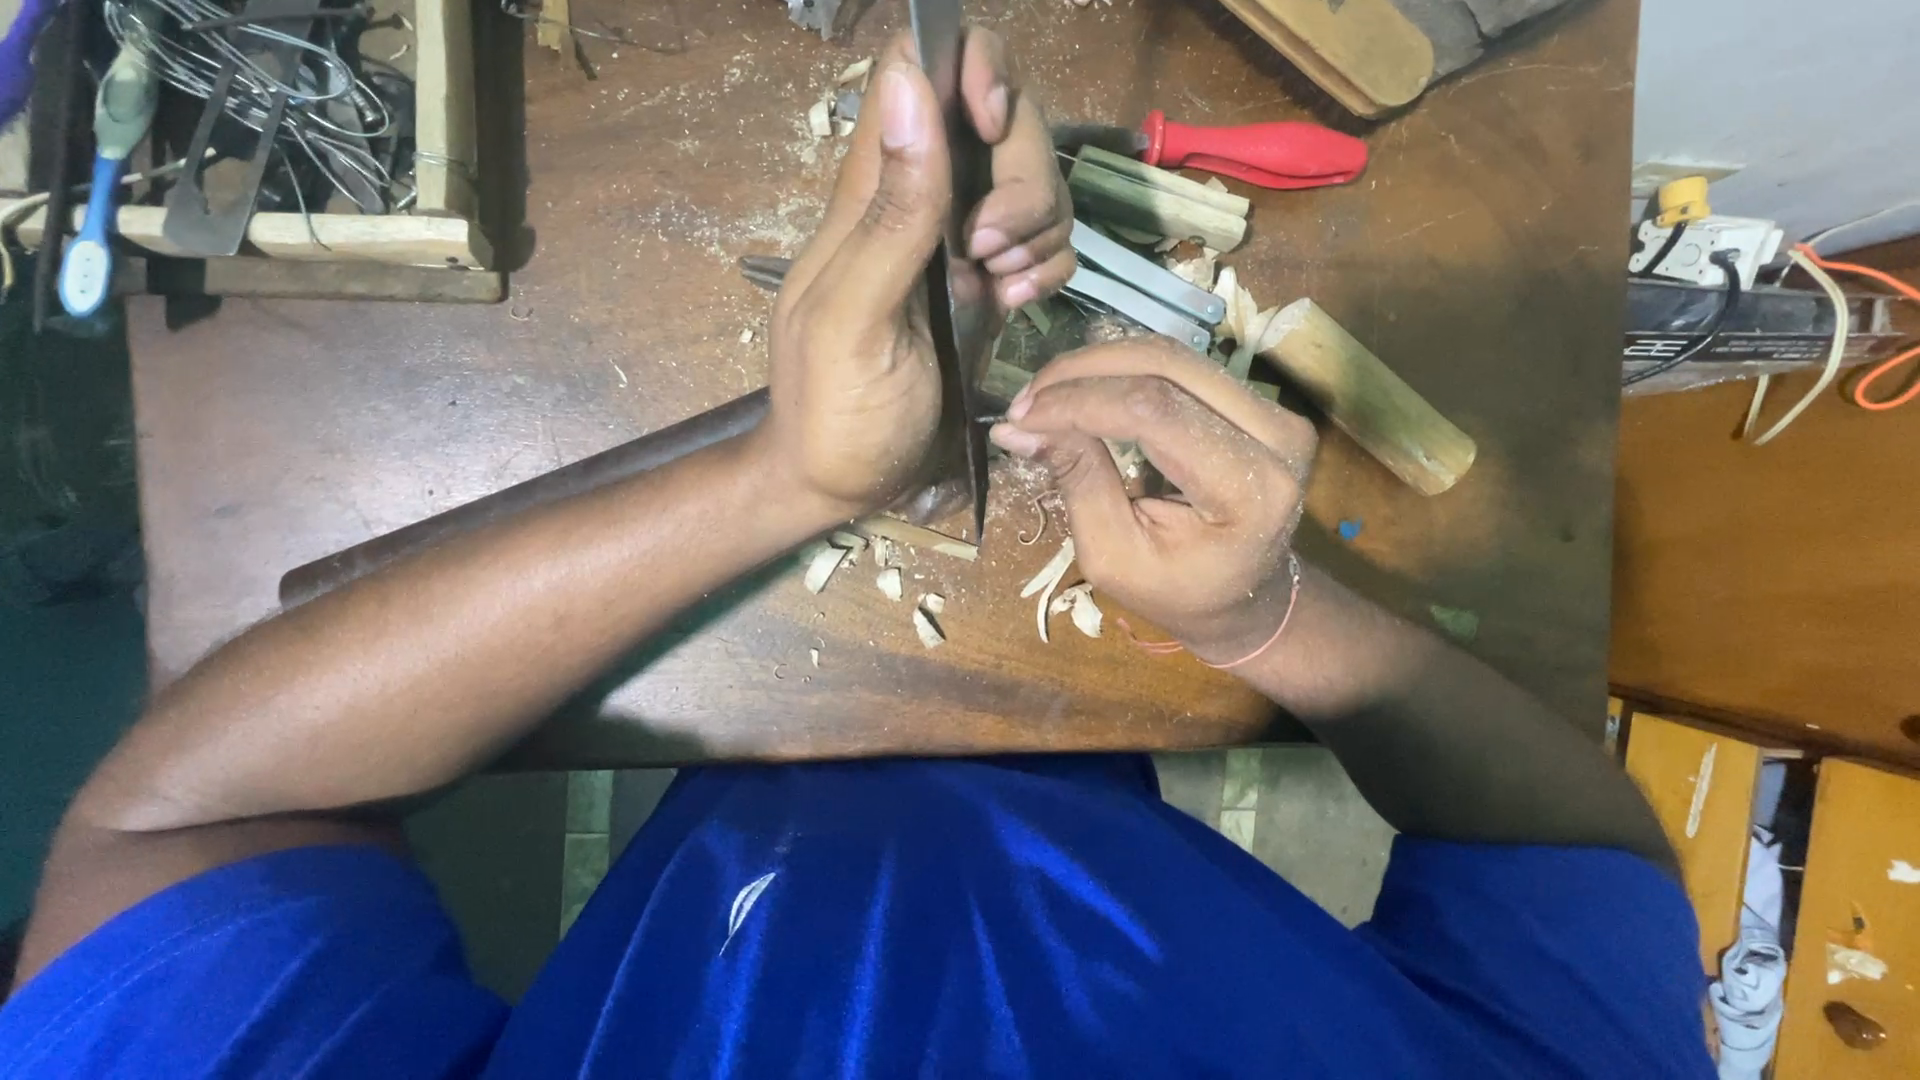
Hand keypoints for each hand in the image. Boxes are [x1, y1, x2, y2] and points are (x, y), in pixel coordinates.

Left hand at [761, 28, 1075, 521]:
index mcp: (870, 197)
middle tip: (992, 255)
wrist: (851, 483)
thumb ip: (890, 215)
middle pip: (998, 124)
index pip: (914, 74)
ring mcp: (960, 248)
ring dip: (1040, 229)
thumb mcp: (855, 319)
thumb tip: (912, 84)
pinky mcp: (991, 288)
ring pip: (1032, 184)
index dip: (964, 70)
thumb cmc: (836, 412)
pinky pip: (1045, 245)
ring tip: (1005, 291)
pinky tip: (1018, 307)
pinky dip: (1049, 266)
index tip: (989, 124)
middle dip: (1020, 177)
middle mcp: (920, 206)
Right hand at [990, 339, 1318, 662]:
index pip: (1154, 412)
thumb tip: (1015, 427)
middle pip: (1165, 365)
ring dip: (1095, 366)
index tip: (1018, 417)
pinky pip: (1179, 366)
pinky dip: (1120, 372)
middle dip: (1081, 373)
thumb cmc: (1176, 591)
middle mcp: (1277, 435)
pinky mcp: (1258, 402)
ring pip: (1170, 355)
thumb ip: (1078, 481)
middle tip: (1024, 401)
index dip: (1078, 403)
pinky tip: (1080, 391)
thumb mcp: (1113, 556)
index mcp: (1249, 490)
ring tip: (1044, 396)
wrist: (1243, 597)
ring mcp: (1275, 411)